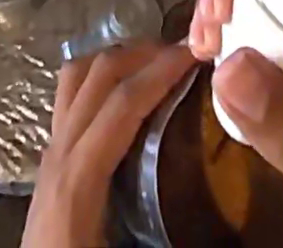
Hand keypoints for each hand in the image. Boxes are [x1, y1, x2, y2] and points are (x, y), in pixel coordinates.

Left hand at [21, 43, 195, 247]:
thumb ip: (176, 234)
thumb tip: (232, 231)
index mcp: (77, 177)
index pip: (119, 104)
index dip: (158, 74)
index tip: (195, 56)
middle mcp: (58, 150)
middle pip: (93, 76)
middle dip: (139, 54)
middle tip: (185, 53)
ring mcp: (50, 149)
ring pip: (76, 77)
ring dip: (116, 59)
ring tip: (158, 63)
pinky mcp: (52, 158)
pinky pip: (72, 98)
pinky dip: (102, 80)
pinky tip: (130, 97)